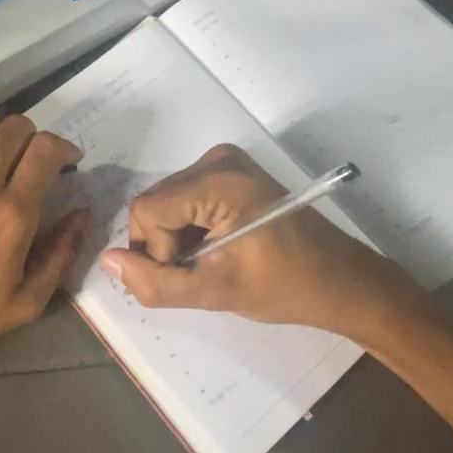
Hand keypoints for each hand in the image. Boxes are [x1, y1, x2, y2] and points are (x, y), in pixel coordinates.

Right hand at [98, 144, 422, 339]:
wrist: (343, 281)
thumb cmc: (286, 287)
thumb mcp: (216, 292)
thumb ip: (157, 282)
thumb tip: (108, 262)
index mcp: (219, 182)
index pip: (147, 210)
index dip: (153, 249)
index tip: (186, 276)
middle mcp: (216, 160)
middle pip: (155, 202)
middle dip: (163, 243)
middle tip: (197, 274)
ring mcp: (224, 162)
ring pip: (166, 201)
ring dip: (174, 237)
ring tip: (208, 263)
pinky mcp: (230, 172)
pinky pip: (184, 196)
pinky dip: (188, 226)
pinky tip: (214, 248)